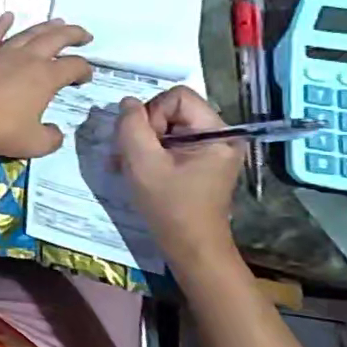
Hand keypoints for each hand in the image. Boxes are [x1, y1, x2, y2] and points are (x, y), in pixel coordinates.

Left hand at [0, 15, 92, 157]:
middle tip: (85, 36)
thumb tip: (56, 132)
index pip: (73, 66)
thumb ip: (52, 138)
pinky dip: (1, 23)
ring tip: (58, 22)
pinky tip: (8, 15)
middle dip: (74, 34)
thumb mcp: (33, 144)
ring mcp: (1, 53)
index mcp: (45, 77)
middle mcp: (27, 58)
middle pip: (56, 38)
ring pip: (28, 33)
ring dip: (46, 26)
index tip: (85, 78)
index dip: (84, 70)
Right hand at [115, 87, 243, 253]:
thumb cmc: (170, 207)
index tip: (143, 144)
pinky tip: (136, 170)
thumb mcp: (143, 163)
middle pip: (171, 110)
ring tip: (126, 165)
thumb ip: (132, 126)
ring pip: (166, 126)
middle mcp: (219, 135)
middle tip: (127, 156)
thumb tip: (127, 103)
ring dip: (142, 143)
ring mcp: (210, 149)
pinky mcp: (199, 162)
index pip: (177, 97)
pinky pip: (169, 142)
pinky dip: (150, 153)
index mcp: (217, 132)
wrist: (190, 249)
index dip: (152, 114)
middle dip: (144, 130)